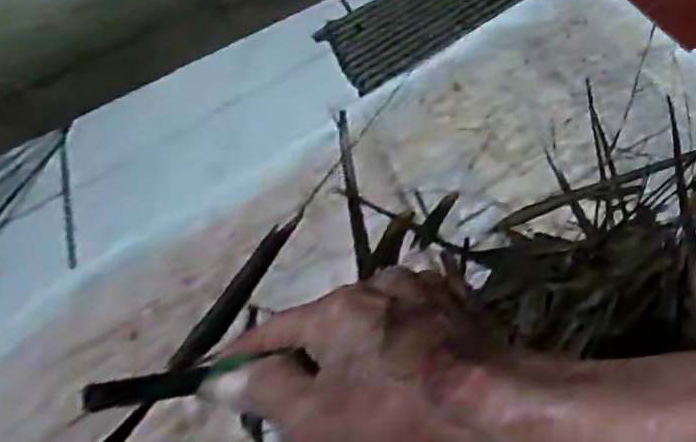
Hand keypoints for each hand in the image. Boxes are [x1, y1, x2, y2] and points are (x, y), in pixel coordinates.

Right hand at [205, 267, 503, 441]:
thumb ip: (266, 387)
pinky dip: (391, 331)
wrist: (479, 393)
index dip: (242, 353)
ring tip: (351, 379)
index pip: (275, 327)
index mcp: (340, 304)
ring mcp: (424, 282)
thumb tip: (225, 373)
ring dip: (354, 340)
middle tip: (293, 390)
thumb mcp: (311, 414)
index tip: (216, 373)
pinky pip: (407, 309)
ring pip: (370, 312)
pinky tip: (395, 358)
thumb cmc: (389, 411)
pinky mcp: (454, 293)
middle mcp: (382, 280)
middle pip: (326, 317)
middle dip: (306, 350)